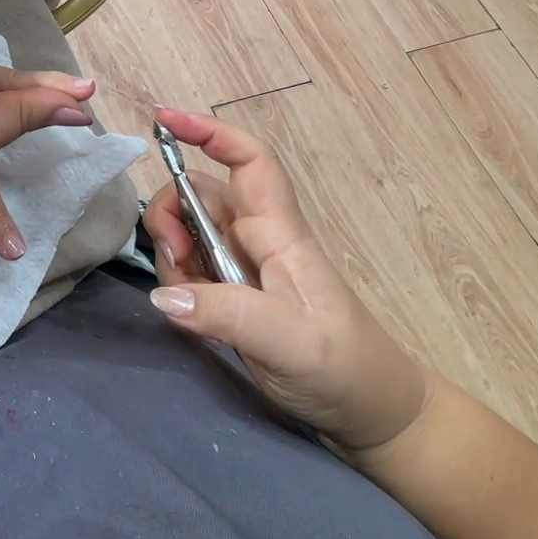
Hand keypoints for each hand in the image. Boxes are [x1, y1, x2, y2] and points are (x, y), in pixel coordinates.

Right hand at [144, 107, 426, 452]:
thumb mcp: (289, 343)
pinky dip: (177, 285)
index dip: (211, 133)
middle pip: (198, 195)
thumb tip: (164, 296)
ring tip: (188, 301)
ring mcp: (241, 267)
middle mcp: (256, 239)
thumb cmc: (345, 368)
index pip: (250, 161)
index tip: (165, 122)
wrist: (372, 416)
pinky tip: (193, 316)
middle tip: (173, 258)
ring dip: (171, 257)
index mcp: (280, 234)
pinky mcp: (230, 295)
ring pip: (187, 233)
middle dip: (170, 215)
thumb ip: (227, 316)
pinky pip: (188, 271)